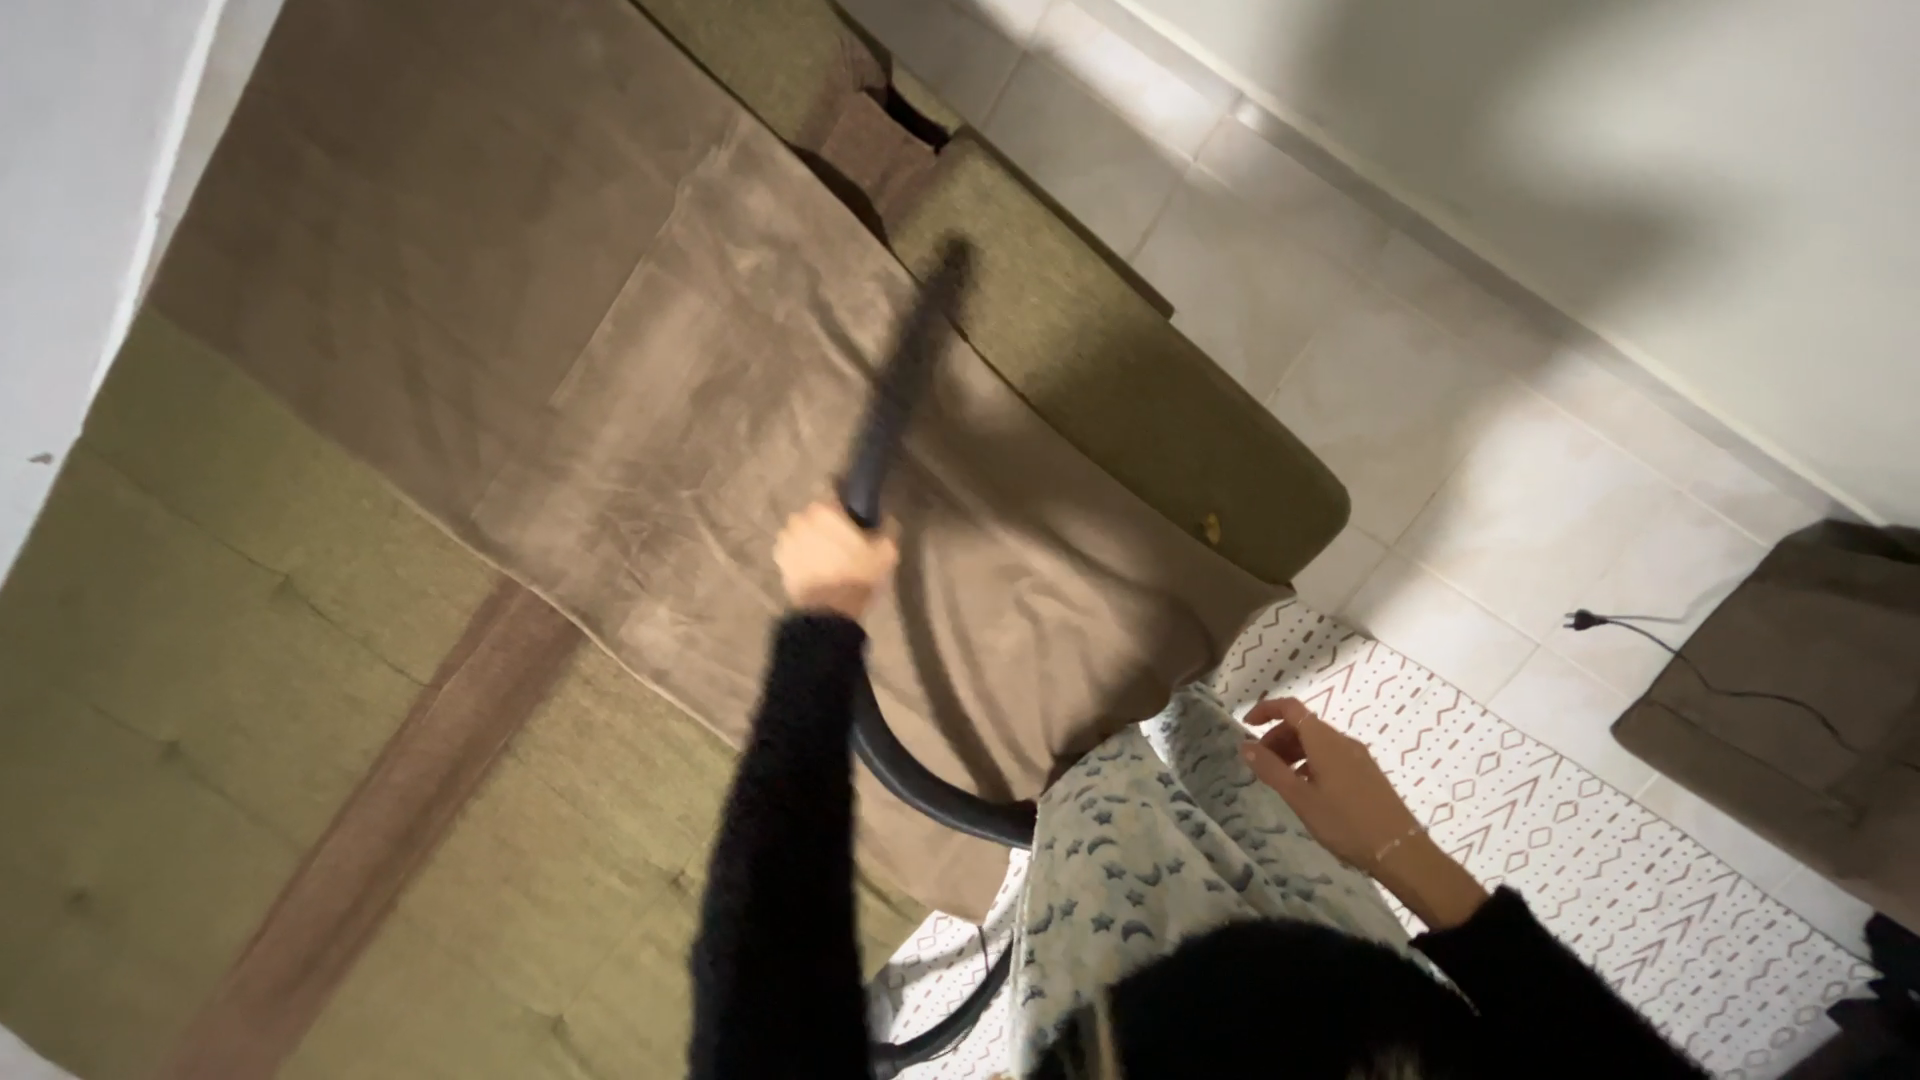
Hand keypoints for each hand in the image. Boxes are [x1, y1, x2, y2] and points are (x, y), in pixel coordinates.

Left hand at [773, 501, 898, 620]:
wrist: (827, 611)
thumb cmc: (856, 576)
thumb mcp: (886, 552)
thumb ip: (888, 527)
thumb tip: (885, 516)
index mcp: (825, 509)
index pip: (831, 485)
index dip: (842, 495)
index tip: (851, 508)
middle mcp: (800, 517)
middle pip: (816, 511)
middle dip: (826, 520)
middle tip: (842, 537)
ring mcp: (786, 538)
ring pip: (802, 528)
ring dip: (811, 536)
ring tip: (826, 554)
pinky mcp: (779, 558)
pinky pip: (793, 547)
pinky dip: (800, 552)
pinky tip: (814, 566)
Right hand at [1238, 697, 1420, 870]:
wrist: (1401, 852)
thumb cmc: (1345, 822)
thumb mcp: (1300, 797)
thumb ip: (1270, 769)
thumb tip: (1245, 745)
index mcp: (1324, 741)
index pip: (1291, 708)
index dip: (1266, 710)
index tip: (1247, 726)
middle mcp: (1342, 741)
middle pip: (1303, 725)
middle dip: (1276, 737)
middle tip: (1260, 763)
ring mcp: (1358, 757)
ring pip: (1317, 742)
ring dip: (1293, 752)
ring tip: (1281, 779)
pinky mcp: (1367, 774)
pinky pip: (1331, 756)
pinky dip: (1310, 762)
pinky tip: (1308, 790)